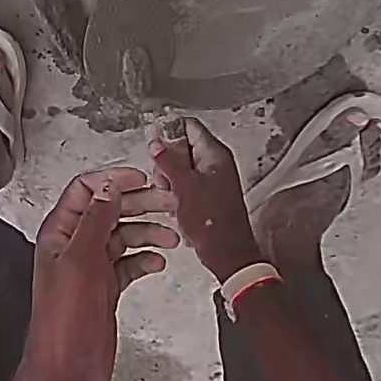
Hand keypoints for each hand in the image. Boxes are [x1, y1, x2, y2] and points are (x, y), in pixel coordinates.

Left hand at [19, 167, 179, 380]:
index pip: (85, 190)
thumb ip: (95, 220)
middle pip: (108, 210)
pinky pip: (128, 263)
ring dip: (147, 232)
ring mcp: (90, 266)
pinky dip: (144, 259)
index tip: (141, 179)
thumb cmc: (64, 321)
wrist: (67, 372)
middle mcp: (74, 245)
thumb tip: (110, 187)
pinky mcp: (104, 287)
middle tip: (168, 203)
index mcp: (60, 232)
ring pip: (122, 236)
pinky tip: (157, 262)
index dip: (112, 180)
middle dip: (139, 203)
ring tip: (171, 237)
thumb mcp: (81, 261)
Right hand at [151, 117, 262, 280]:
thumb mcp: (183, 185)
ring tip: (169, 192)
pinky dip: (175, 188)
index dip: (168, 130)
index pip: (188, 125)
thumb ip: (167, 159)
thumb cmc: (212, 223)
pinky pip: (184, 181)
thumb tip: (155, 139)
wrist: (227, 254)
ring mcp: (212, 177)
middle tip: (164, 175)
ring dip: (169, 175)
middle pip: (182, 144)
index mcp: (214, 153)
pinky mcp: (207, 192)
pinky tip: (175, 201)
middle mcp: (215, 162)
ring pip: (181, 164)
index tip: (153, 142)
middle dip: (166, 158)